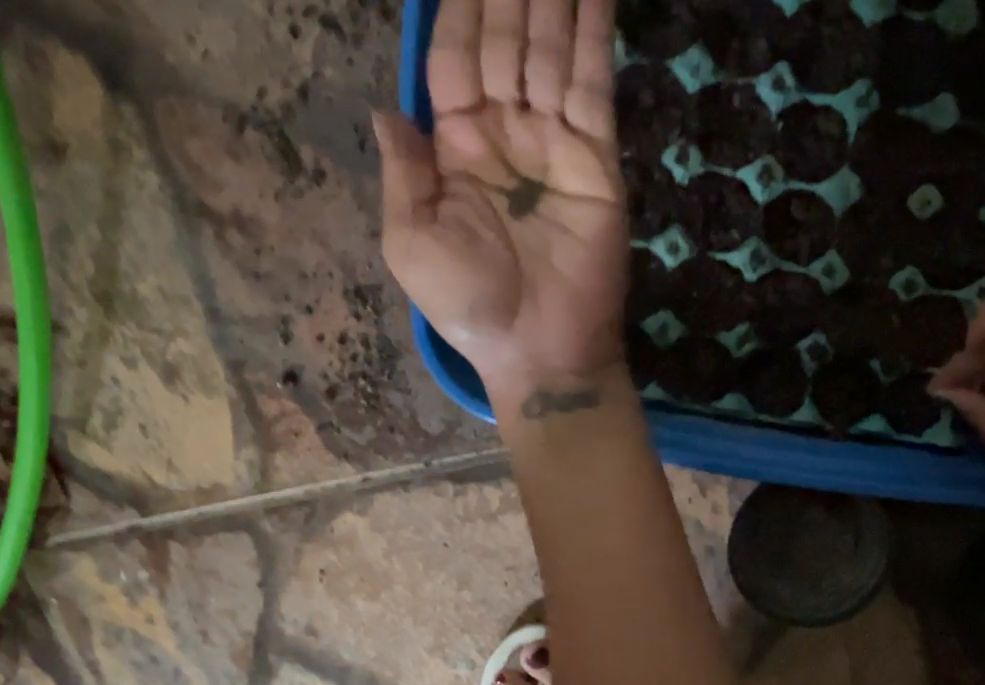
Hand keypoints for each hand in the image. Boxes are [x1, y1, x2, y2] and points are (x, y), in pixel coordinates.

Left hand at [375, 0, 626, 399]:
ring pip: (548, 53)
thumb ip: (405, 171)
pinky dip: (592, 37)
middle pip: (503, 43)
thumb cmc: (468, 304)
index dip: (459, 10)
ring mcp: (554, 144)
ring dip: (551, 2)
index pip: (456, 58)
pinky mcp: (596, 159)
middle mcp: (505, 135)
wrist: (538, 350)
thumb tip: (388, 110)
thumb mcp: (411, 240)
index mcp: (456, 149)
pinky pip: (591, 86)